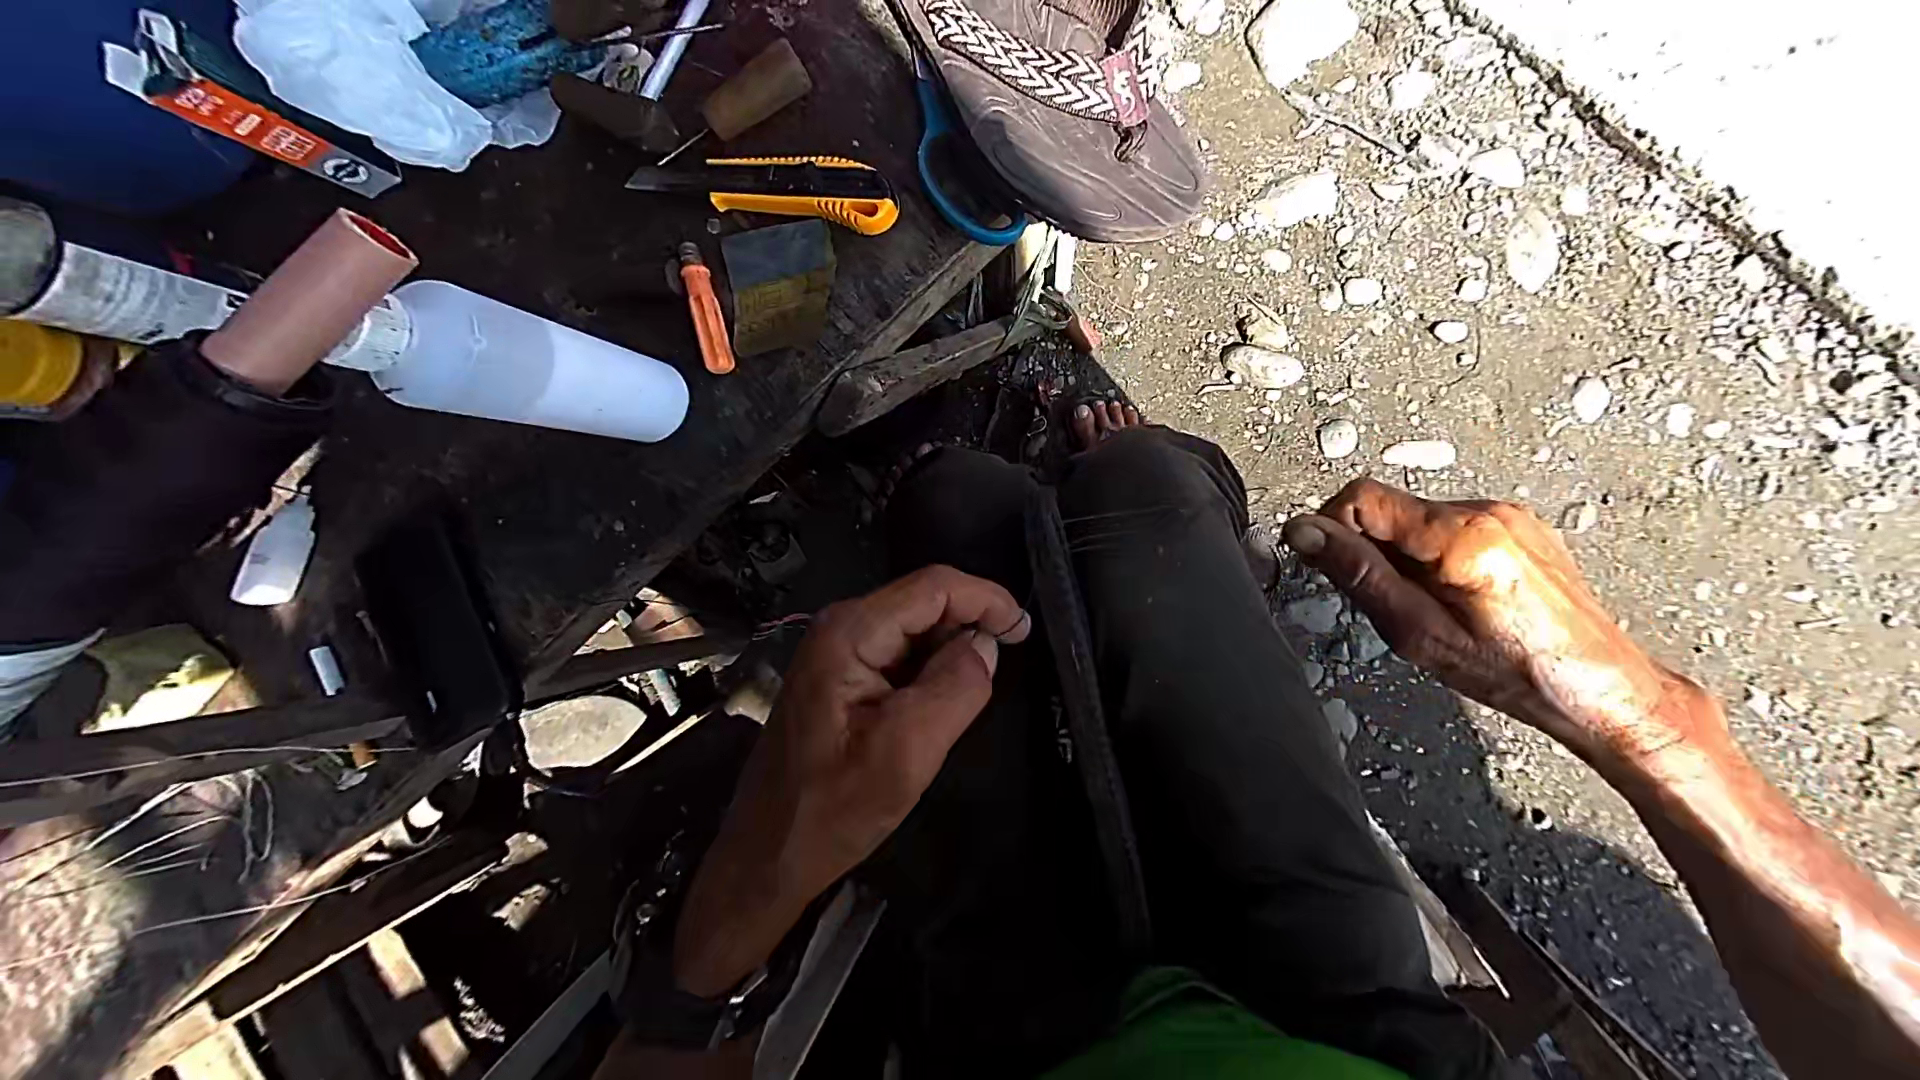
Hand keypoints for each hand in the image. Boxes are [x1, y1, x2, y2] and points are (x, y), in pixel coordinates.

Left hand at [672, 566, 1029, 997]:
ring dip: (953, 647)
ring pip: (917, 626)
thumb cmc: (830, 811)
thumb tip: (987, 644)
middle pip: (924, 600)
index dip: (985, 598)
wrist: (767, 853)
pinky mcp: (844, 672)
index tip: (1025, 630)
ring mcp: (840, 649)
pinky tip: (944, 698)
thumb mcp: (905, 754)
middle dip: (971, 622)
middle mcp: (842, 627)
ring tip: (976, 689)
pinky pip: (902, 652)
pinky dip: (934, 666)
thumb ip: (955, 689)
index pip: (933, 587)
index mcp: (850, 633)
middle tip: (1010, 660)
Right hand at [1282, 478, 1716, 766]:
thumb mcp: (1414, 631)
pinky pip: (1440, 523)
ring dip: (1395, 553)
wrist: (1599, 686)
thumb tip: (1305, 532)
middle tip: (1383, 597)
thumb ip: (1355, 573)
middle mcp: (1485, 512)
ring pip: (1408, 516)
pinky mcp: (1512, 524)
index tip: (1324, 562)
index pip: (1359, 497)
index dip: (1329, 528)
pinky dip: (1424, 553)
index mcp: (1461, 536)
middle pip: (1383, 506)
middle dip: (1365, 547)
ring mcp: (1503, 514)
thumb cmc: (1514, 671)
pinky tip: (1444, 592)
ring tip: (1422, 601)